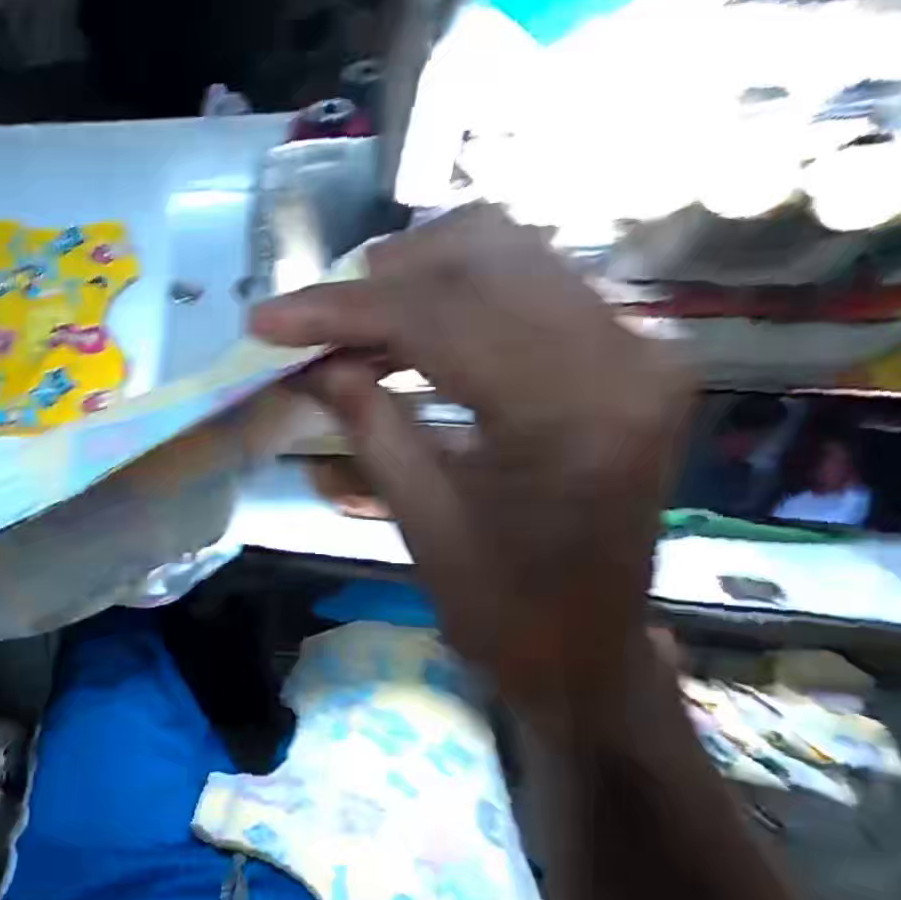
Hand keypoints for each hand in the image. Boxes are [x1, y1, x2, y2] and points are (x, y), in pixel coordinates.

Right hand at [250, 206, 690, 731]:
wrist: (585, 645)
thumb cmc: (495, 600)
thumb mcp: (415, 511)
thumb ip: (364, 417)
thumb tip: (305, 359)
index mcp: (565, 415)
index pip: (438, 319)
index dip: (339, 310)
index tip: (263, 319)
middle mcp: (621, 357)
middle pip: (486, 253)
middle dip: (379, 278)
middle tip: (311, 322)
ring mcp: (636, 348)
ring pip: (512, 254)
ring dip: (416, 278)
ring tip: (350, 325)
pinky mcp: (627, 353)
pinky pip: (530, 285)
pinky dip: (455, 297)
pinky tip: (404, 336)